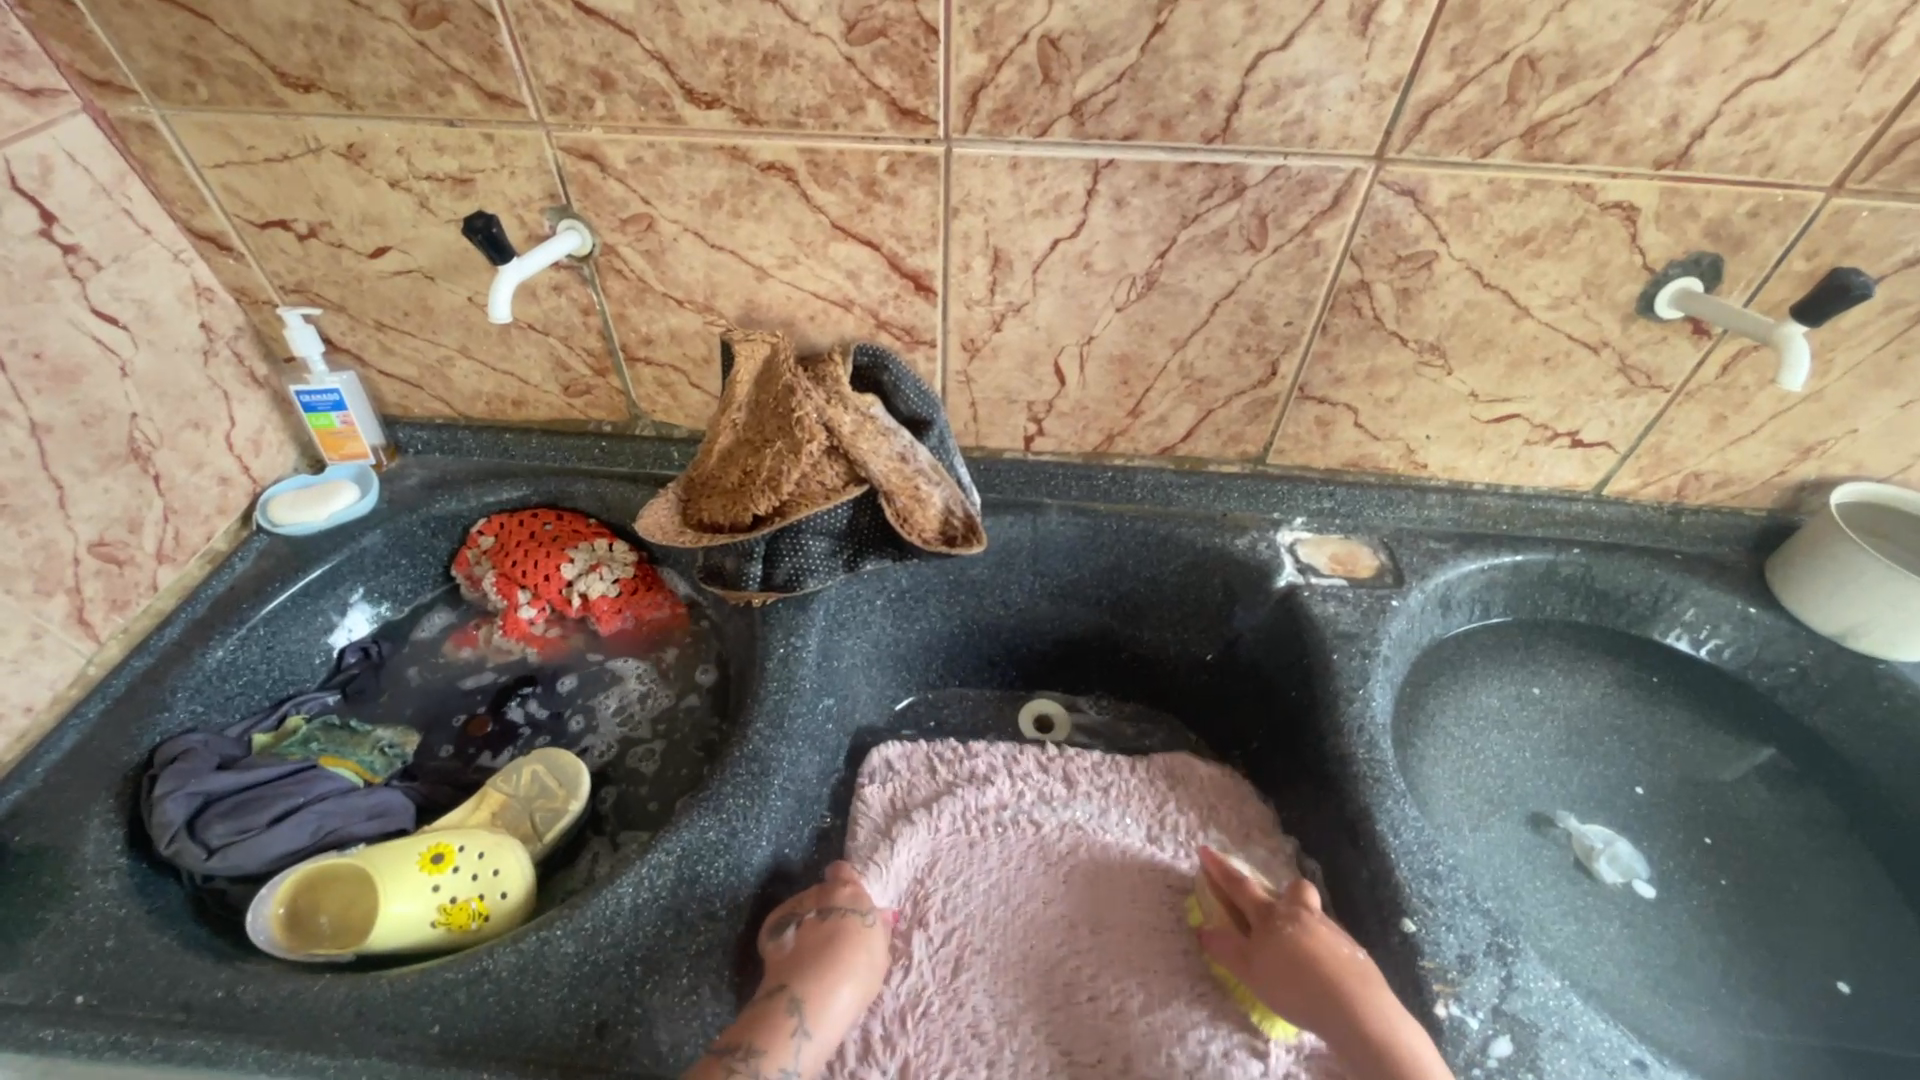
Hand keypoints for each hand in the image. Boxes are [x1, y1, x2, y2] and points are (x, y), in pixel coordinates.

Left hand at [684, 863, 892, 1079]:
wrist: (812, 997)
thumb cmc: (856, 973)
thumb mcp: (880, 953)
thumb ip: (878, 928)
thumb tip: (880, 917)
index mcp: (849, 892)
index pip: (843, 871)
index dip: (844, 884)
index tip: (848, 904)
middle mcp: (818, 893)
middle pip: (822, 892)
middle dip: (827, 909)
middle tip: (834, 937)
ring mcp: (792, 910)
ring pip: (801, 910)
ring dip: (806, 923)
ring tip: (811, 955)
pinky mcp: (770, 931)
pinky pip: (782, 928)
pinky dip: (787, 939)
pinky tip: (793, 961)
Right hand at [1195, 847, 1451, 1079]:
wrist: (1355, 1007)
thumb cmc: (1293, 985)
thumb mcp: (1250, 972)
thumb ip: (1226, 950)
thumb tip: (1203, 929)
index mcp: (1271, 916)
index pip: (1240, 886)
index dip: (1221, 869)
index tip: (1205, 849)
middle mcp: (1301, 914)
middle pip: (1295, 889)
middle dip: (1285, 891)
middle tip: (1280, 910)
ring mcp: (1331, 931)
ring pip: (1315, 915)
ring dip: (1305, 924)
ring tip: (1299, 955)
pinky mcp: (1354, 952)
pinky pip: (1333, 942)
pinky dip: (1324, 951)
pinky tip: (1322, 974)